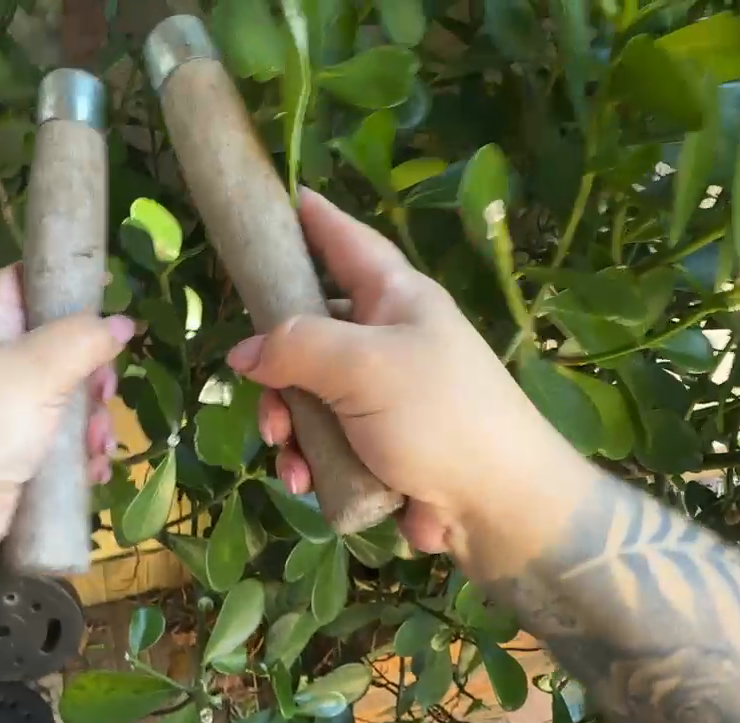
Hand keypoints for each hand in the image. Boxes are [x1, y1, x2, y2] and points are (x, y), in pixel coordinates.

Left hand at [0, 266, 134, 499]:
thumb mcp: (40, 367)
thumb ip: (86, 338)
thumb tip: (124, 323)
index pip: (22, 279)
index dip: (62, 279)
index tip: (107, 292)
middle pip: (60, 344)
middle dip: (94, 370)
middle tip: (106, 391)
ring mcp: (7, 410)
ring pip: (68, 397)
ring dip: (94, 419)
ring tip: (99, 445)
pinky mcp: (18, 451)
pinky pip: (63, 439)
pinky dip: (83, 451)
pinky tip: (94, 468)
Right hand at [226, 189, 573, 554]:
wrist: (495, 504)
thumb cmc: (439, 416)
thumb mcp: (364, 367)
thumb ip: (297, 347)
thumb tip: (245, 353)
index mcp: (394, 298)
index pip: (344, 241)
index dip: (310, 220)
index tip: (272, 202)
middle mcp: (385, 340)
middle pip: (307, 333)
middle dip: (276, 369)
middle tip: (265, 398)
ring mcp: (379, 397)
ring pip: (306, 396)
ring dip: (287, 427)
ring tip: (289, 458)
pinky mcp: (374, 446)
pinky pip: (322, 441)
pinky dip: (307, 460)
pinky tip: (305, 482)